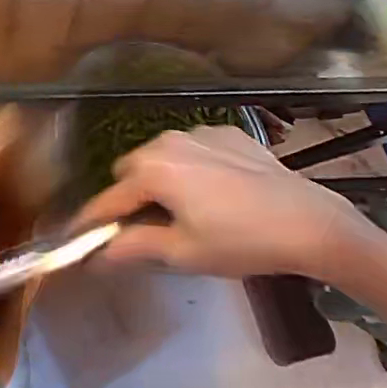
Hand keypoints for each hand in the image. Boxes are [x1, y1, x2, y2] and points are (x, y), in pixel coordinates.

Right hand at [72, 125, 381, 281]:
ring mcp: (198, 132)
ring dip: (160, 178)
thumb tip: (97, 255)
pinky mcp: (225, 132)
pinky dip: (192, 166)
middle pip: (129, 169)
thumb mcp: (184, 252)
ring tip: (186, 209)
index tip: (78, 238)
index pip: (108, 199)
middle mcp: (167, 141)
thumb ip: (134, 247)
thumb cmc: (241, 242)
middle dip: (130, 196)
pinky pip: (192, 147)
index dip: (91, 221)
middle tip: (149, 227)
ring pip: (160, 155)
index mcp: (152, 170)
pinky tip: (219, 191)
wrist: (309, 221)